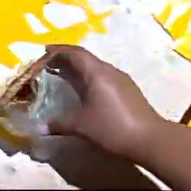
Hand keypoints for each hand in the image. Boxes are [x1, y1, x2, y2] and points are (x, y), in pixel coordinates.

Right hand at [44, 46, 165, 160]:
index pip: (76, 53)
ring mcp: (122, 80)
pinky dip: (90, 80)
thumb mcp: (82, 125)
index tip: (43, 53)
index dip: (58, 51)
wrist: (149, 139)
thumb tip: (40, 127)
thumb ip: (60, 123)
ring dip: (79, 70)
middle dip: (66, 60)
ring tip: (63, 78)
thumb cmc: (113, 127)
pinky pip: (104, 78)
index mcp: (98, 72)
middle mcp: (111, 71)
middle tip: (48, 66)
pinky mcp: (128, 91)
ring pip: (96, 69)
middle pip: (86, 59)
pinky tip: (84, 93)